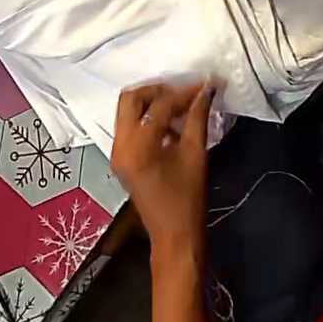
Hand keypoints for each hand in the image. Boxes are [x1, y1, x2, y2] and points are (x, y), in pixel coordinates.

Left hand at [110, 81, 213, 253]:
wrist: (174, 235)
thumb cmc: (187, 200)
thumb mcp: (195, 155)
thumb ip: (197, 118)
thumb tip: (206, 90)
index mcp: (137, 146)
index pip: (159, 106)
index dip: (184, 93)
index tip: (204, 85)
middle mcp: (120, 145)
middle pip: (131, 99)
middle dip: (158, 91)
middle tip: (184, 93)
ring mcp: (117, 152)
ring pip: (128, 111)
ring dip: (152, 104)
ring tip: (181, 108)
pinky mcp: (121, 158)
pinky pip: (130, 126)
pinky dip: (148, 119)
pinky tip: (172, 125)